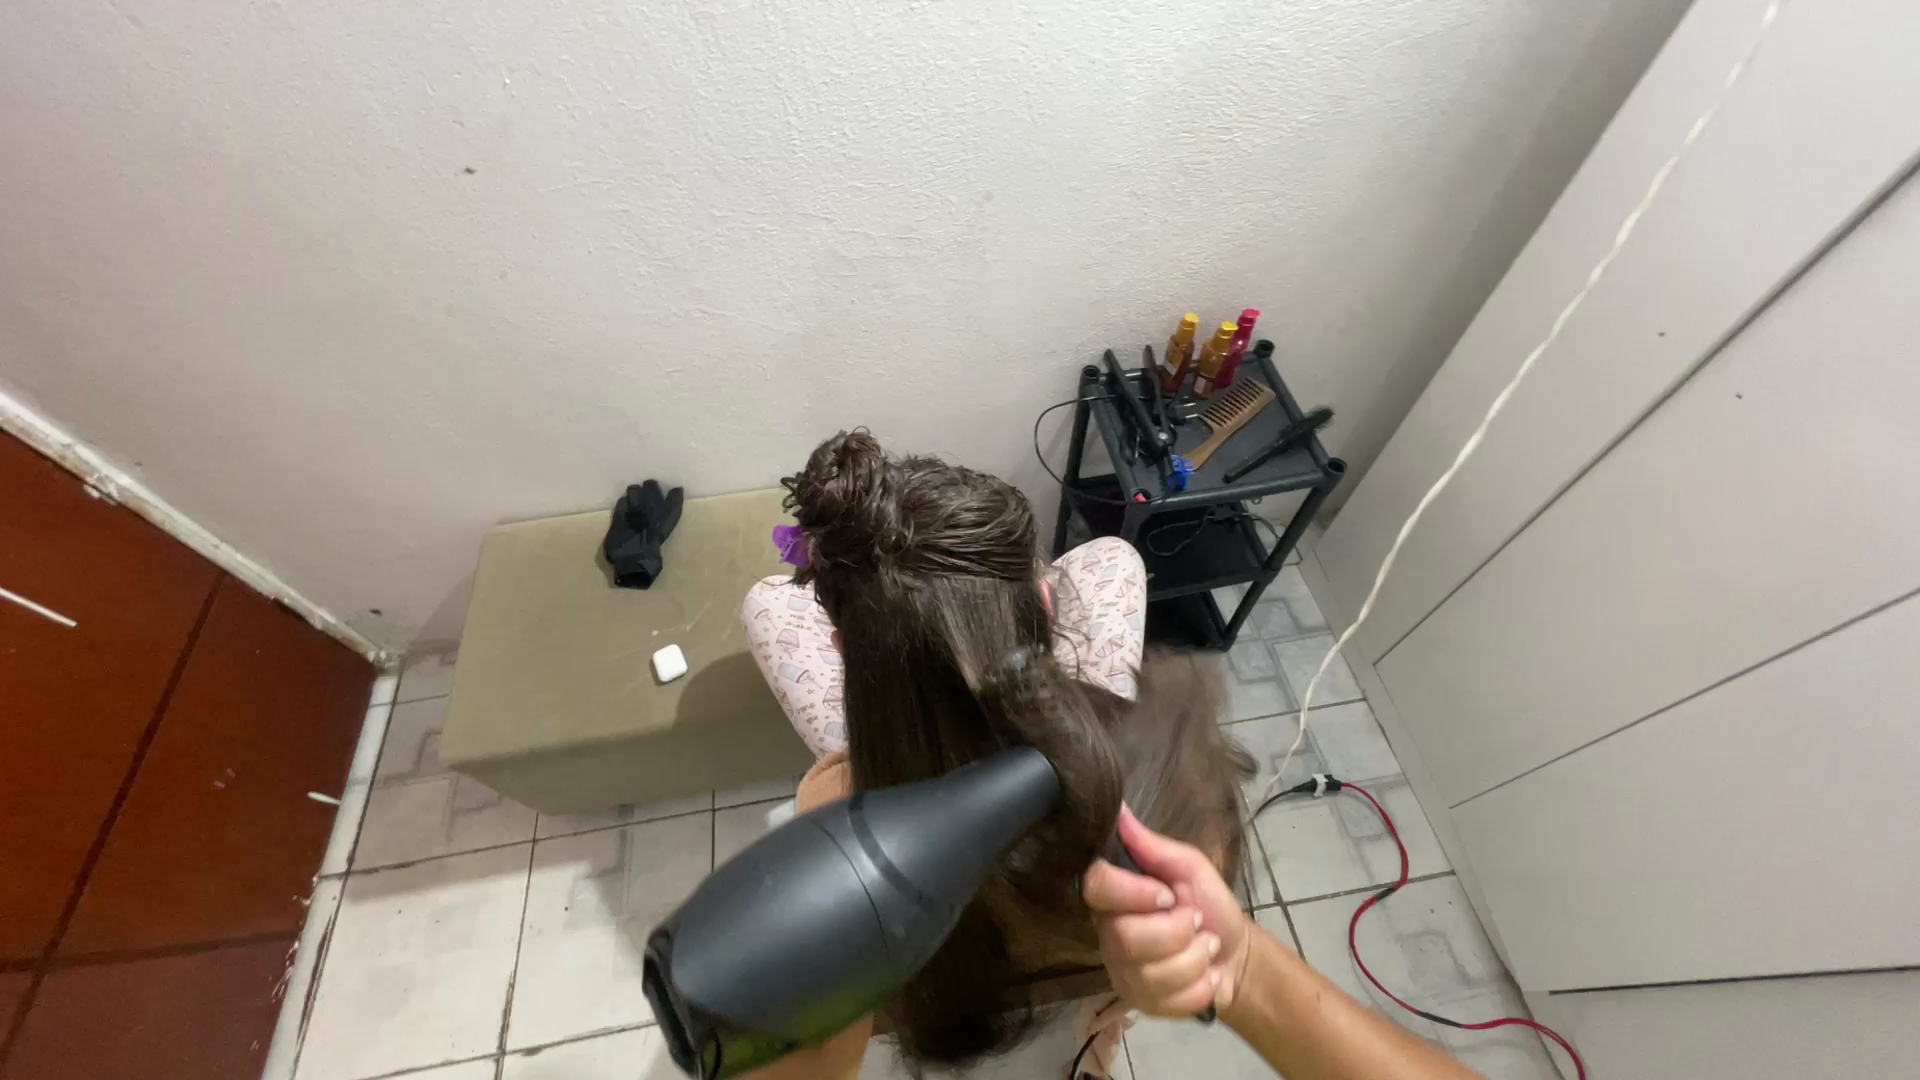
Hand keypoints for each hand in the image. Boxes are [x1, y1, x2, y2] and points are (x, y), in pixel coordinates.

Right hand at [1082, 805, 1252, 1015]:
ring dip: (1193, 959)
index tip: (1168, 894)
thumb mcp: (1189, 866)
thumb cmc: (1209, 901)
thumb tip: (1119, 808)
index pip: (1096, 885)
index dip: (1133, 893)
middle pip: (1123, 936)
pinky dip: (1197, 987)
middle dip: (1175, 932)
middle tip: (1197, 921)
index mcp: (1114, 890)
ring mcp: (1120, 967)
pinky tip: (1205, 975)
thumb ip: (1152, 843)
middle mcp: (1107, 928)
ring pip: (1146, 971)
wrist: (1236, 955)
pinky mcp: (1138, 1000)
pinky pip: (1163, 999)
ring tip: (1206, 947)